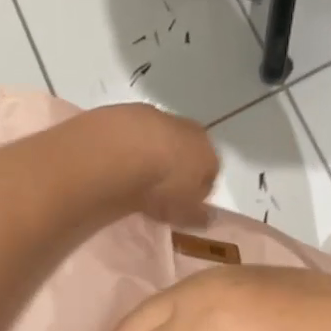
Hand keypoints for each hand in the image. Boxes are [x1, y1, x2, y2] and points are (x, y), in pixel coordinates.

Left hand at [87, 103, 218, 224]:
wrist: (126, 149)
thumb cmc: (165, 184)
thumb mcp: (185, 212)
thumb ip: (198, 216)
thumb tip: (206, 218)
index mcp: (209, 154)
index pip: (211, 174)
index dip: (197, 192)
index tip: (181, 206)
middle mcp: (191, 131)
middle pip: (188, 152)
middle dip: (176, 169)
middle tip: (158, 192)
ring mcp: (162, 117)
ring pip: (163, 140)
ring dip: (154, 154)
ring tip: (135, 177)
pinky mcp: (134, 111)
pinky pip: (137, 133)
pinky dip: (131, 145)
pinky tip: (119, 160)